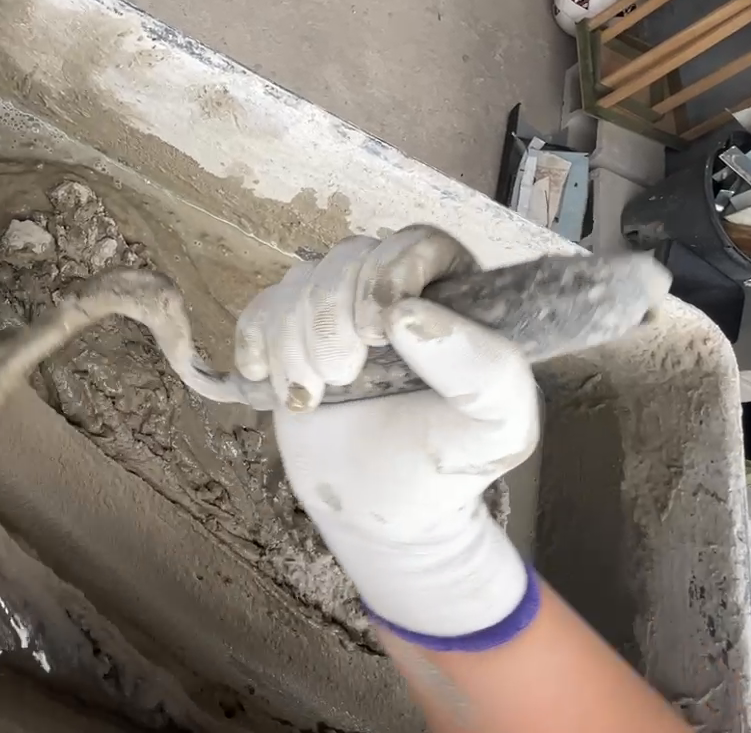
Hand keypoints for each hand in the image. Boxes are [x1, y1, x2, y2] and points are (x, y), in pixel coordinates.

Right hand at [234, 228, 540, 646]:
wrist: (373, 509)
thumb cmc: (441, 465)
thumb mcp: (496, 429)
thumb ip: (484, 368)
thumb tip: (405, 314)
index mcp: (449, 297)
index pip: (417, 242)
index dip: (389, 273)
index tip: (380, 331)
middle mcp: (386, 289)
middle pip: (345, 258)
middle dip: (331, 319)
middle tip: (343, 376)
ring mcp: (331, 309)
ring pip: (297, 283)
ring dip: (293, 342)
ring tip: (310, 396)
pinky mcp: (285, 331)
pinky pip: (258, 308)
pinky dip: (254, 342)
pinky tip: (266, 377)